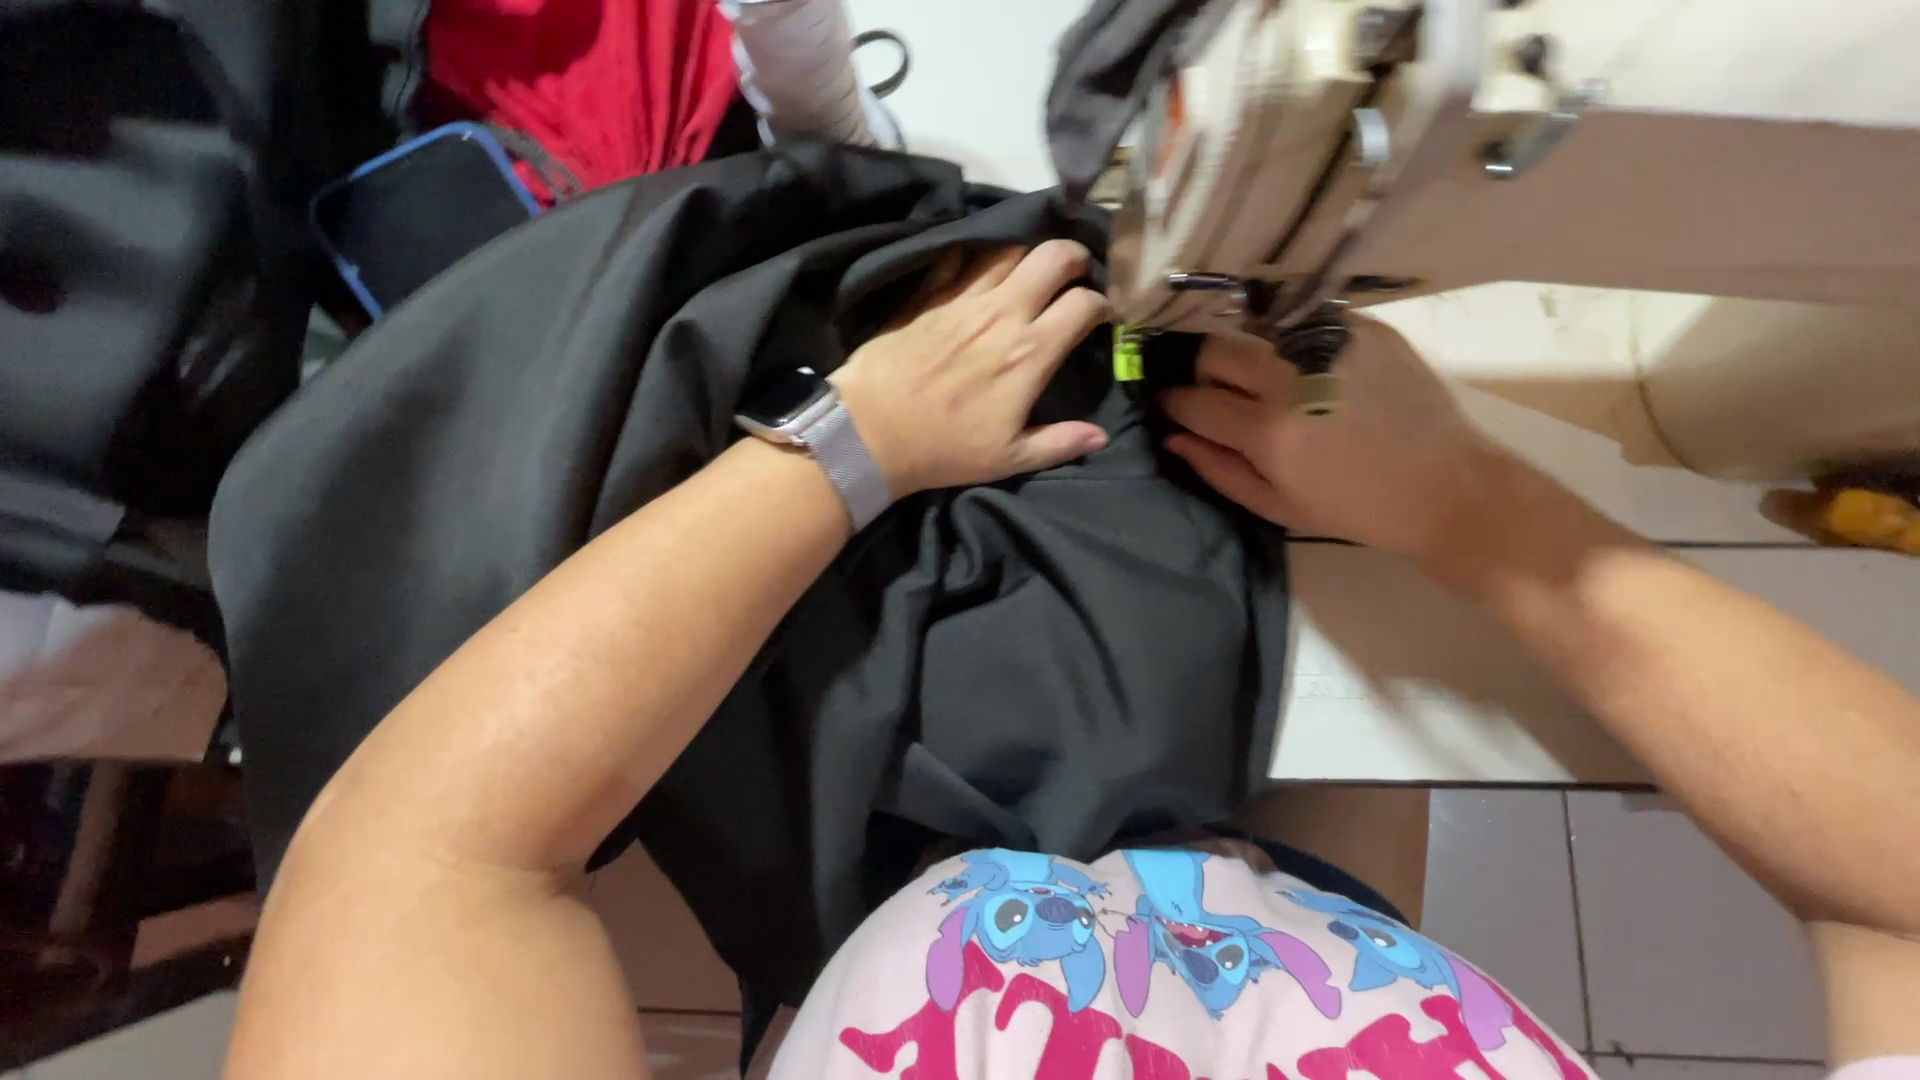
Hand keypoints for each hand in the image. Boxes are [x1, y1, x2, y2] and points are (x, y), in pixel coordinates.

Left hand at [830, 241, 1112, 496]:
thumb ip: (1059, 443)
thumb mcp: (1008, 459)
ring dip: (1027, 253)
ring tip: (1030, 270)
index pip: (1083, 303)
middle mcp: (1002, 313)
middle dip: (1073, 256)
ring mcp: (961, 299)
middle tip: (1075, 273)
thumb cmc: (943, 450)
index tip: (1102, 314)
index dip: (1102, 303)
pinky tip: (979, 266)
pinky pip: (958, 257)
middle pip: (1051, 256)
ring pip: (1007, 249)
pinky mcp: (927, 296)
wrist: (870, 432)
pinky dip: (975, 254)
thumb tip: (1101, 436)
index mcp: (1029, 353)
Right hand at [1159, 317, 1514, 562]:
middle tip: (1217, 390)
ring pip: (1255, 329)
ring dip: (1246, 354)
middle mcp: (1293, 378)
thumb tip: (1173, 437)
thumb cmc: (1353, 507)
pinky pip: (1303, 323)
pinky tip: (1312, 370)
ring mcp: (1329, 345)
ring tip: (1265, 379)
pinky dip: (1292, 345)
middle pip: (1214, 349)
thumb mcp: (1276, 505)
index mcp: (1269, 432)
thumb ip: (1217, 469)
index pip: (1194, 400)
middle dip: (1202, 370)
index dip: (1173, 402)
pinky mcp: (1363, 327)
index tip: (1169, 403)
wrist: (1444, 485)